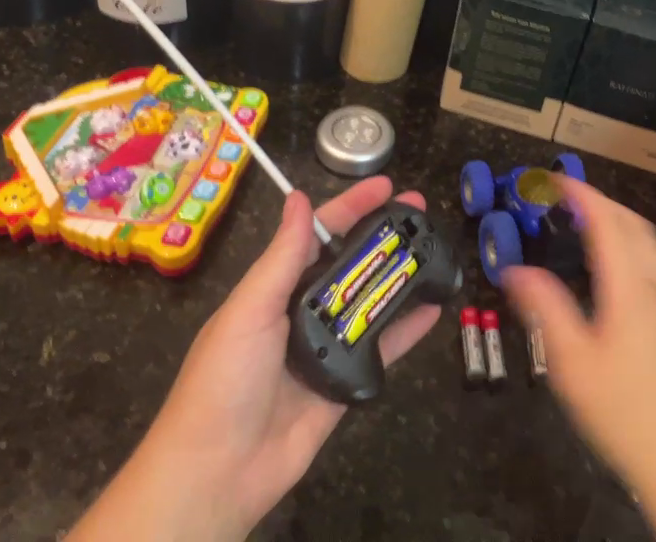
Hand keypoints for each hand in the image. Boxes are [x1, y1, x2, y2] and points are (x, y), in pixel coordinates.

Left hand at [70, 176, 440, 541]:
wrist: (218, 470)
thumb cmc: (225, 379)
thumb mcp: (250, 309)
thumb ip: (282, 257)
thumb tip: (298, 196)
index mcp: (274, 288)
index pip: (318, 235)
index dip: (350, 207)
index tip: (387, 185)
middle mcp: (303, 311)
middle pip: (351, 265)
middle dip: (384, 237)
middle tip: (423, 213)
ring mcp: (326, 347)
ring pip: (371, 302)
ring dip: (401, 277)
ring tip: (436, 251)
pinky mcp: (346, 381)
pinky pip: (383, 347)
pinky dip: (409, 328)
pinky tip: (436, 309)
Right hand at [500, 175, 655, 488]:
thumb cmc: (620, 408)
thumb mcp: (570, 361)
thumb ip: (544, 308)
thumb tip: (515, 270)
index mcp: (629, 287)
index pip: (607, 223)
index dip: (582, 195)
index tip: (555, 181)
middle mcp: (655, 285)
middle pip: (634, 225)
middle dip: (602, 202)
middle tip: (568, 199)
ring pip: (650, 243)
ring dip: (621, 221)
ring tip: (591, 222)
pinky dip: (634, 243)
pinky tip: (618, 265)